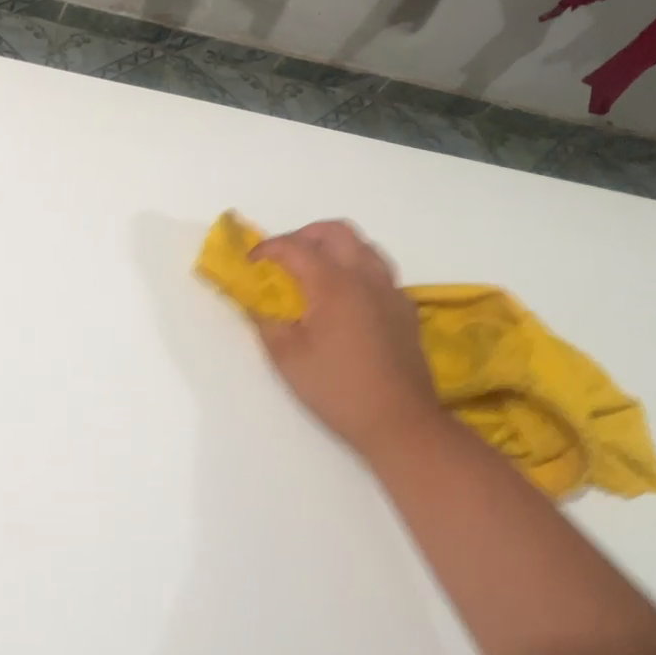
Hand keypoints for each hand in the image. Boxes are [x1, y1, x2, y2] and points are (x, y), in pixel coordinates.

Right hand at [250, 221, 444, 458]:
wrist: (400, 422)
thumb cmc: (336, 388)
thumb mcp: (286, 355)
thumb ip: (265, 319)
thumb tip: (253, 300)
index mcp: (334, 284)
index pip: (295, 247)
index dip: (267, 249)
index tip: (249, 263)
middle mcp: (366, 277)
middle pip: (336, 232)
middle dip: (303, 236)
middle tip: (282, 260)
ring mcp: (391, 292)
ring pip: (363, 247)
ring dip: (334, 249)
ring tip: (312, 273)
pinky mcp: (406, 310)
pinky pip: (380, 271)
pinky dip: (356, 269)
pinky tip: (343, 299)